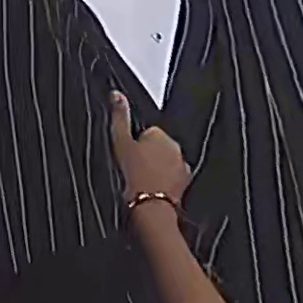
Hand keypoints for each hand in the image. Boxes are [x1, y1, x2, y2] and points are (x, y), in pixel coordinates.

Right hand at [109, 91, 189, 207]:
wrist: (148, 207)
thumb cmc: (133, 174)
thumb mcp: (119, 141)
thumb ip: (119, 116)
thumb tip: (117, 94)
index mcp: (162, 136)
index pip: (147, 131)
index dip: (133, 141)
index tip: (127, 152)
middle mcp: (178, 150)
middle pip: (157, 146)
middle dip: (146, 153)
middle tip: (131, 165)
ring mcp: (183, 169)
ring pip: (164, 162)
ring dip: (155, 167)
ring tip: (139, 179)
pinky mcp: (185, 186)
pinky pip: (170, 178)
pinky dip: (162, 181)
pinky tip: (149, 188)